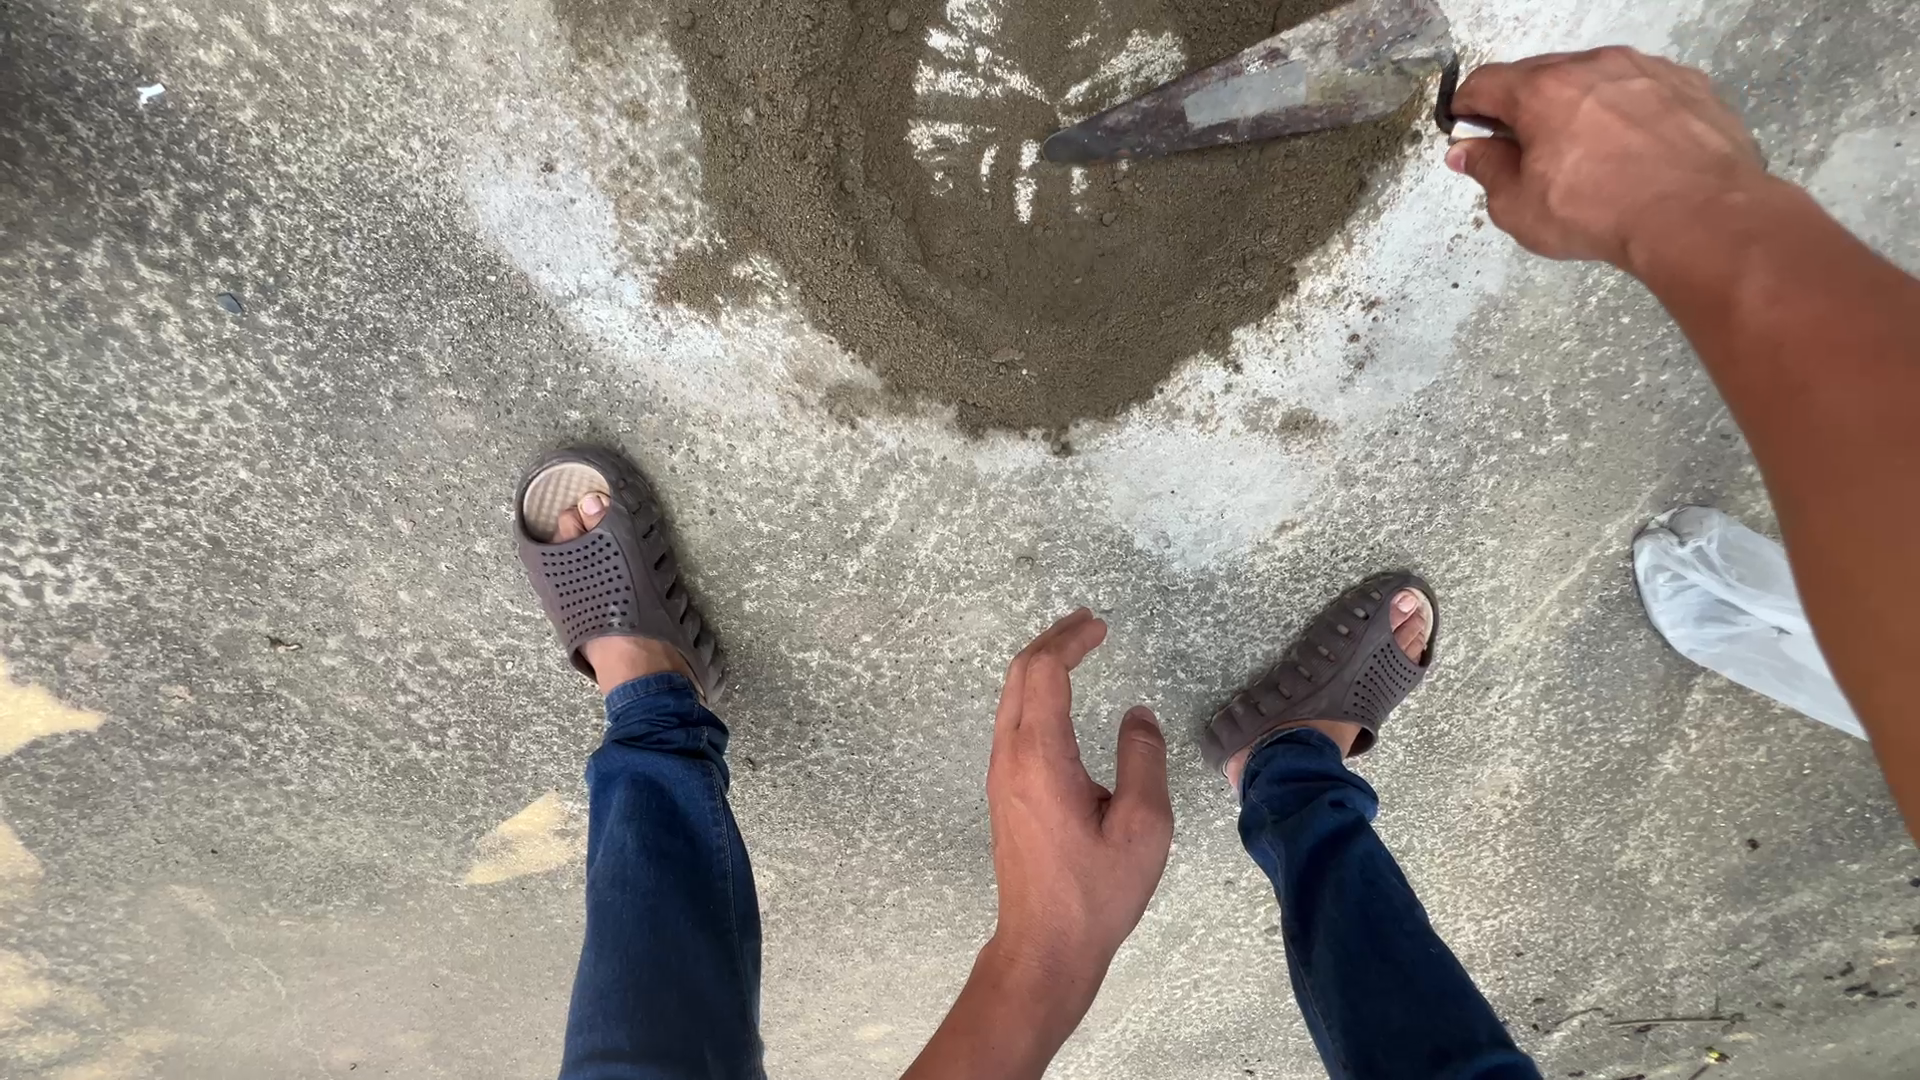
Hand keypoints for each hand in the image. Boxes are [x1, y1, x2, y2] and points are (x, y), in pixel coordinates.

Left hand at [985, 609, 1172, 994]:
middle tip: (1088, 622)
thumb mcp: (1143, 827)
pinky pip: (1012, 717)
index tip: (1101, 626)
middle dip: (1052, 639)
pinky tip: (1056, 694)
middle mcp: (1010, 754)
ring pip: (1011, 694)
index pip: (1046, 673)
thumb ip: (1143, 759)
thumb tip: (1137, 713)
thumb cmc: (1096, 892)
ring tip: (1075, 646)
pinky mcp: (1002, 786)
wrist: (1042, 946)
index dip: (1071, 641)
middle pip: (1020, 673)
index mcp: (1041, 756)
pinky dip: (1034, 689)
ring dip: (1040, 662)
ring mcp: (1000, 770)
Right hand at [1446, 47, 1769, 271]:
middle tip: (1511, 148)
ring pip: (1587, 77)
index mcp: (1543, 91)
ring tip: (1567, 152)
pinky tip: (1614, 149)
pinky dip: (1611, 110)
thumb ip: (1486, 168)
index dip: (1464, 107)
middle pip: (1537, 73)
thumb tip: (1466, 150)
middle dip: (1514, 106)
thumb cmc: (1594, 210)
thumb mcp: (1514, 203)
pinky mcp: (1685, 83)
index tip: (1462, 130)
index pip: (1485, 82)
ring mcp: (1645, 69)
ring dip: (1565, 106)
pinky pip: (1632, 88)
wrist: (1694, 211)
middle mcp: (1594, 65)